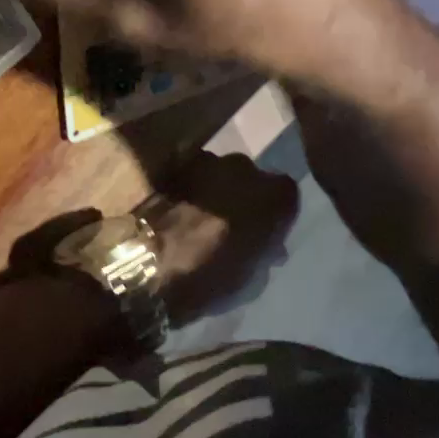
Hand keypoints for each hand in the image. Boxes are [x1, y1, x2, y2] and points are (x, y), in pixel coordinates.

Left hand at [142, 154, 299, 323]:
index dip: (274, 214)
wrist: (153, 265)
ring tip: (199, 216)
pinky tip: (178, 208)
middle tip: (230, 222)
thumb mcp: (256, 272)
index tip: (264, 232)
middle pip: (250, 178)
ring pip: (218, 173)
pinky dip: (188, 188)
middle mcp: (244, 167)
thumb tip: (269, 244)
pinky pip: (190, 175)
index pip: (285, 195)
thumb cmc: (213, 276)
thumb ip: (266, 247)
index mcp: (274, 194)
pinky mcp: (173, 165)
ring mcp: (206, 161)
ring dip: (213, 189)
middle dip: (243, 196)